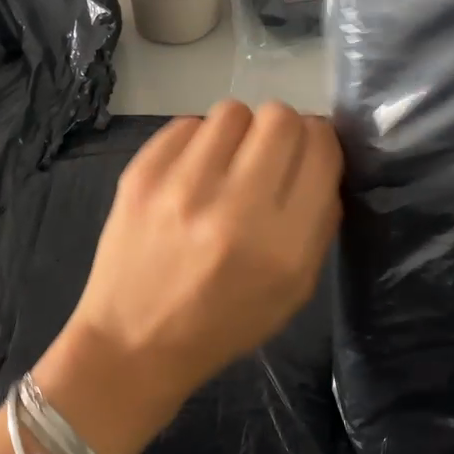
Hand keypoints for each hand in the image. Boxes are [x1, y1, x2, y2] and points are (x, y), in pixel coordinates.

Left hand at [28, 101, 342, 453]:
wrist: (133, 343)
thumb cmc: (225, 320)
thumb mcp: (295, 289)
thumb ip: (319, 218)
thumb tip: (320, 153)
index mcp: (282, 245)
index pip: (319, 148)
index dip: (319, 142)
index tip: (308, 153)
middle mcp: (235, 209)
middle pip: (280, 117)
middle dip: (283, 130)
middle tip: (269, 154)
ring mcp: (182, 188)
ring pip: (234, 111)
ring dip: (239, 132)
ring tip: (227, 163)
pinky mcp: (141, 174)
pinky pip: (188, 124)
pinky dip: (197, 143)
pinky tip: (190, 174)